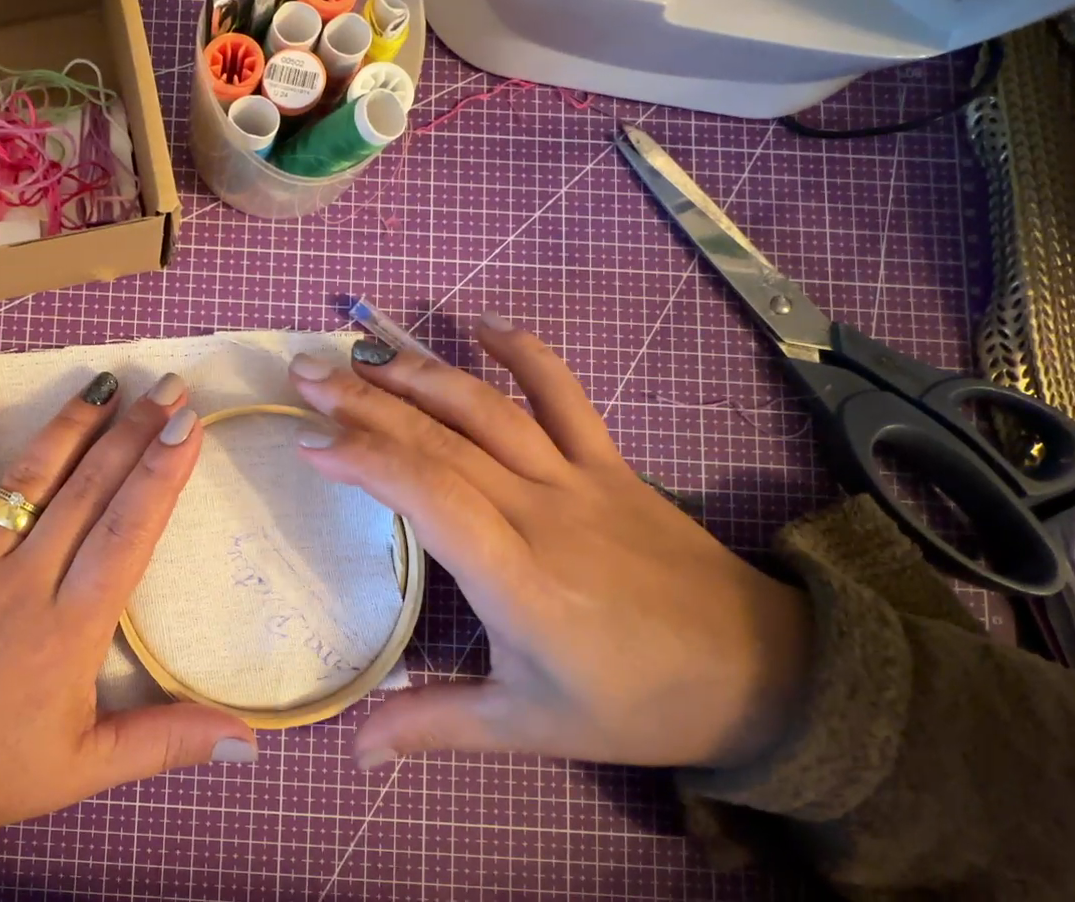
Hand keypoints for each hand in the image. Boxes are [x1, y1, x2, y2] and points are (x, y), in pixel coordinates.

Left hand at [0, 372, 256, 852]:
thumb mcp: (85, 769)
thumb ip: (165, 742)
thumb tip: (248, 742)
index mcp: (70, 628)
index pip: (126, 534)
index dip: (159, 477)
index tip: (188, 428)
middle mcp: (25, 579)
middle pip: (89, 492)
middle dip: (134, 434)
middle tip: (169, 388)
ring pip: (30, 478)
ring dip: (71, 425)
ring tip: (107, 382)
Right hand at [289, 317, 812, 771]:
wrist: (769, 673)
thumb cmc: (636, 702)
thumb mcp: (530, 727)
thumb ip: (435, 724)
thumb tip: (349, 750)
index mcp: (520, 582)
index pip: (433, 498)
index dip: (368, 460)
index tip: (309, 442)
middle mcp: (543, 515)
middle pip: (444, 441)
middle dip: (366, 400)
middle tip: (305, 371)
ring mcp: (580, 480)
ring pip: (491, 410)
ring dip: (421, 373)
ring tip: (361, 353)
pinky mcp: (610, 464)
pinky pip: (567, 396)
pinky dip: (526, 352)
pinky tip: (481, 323)